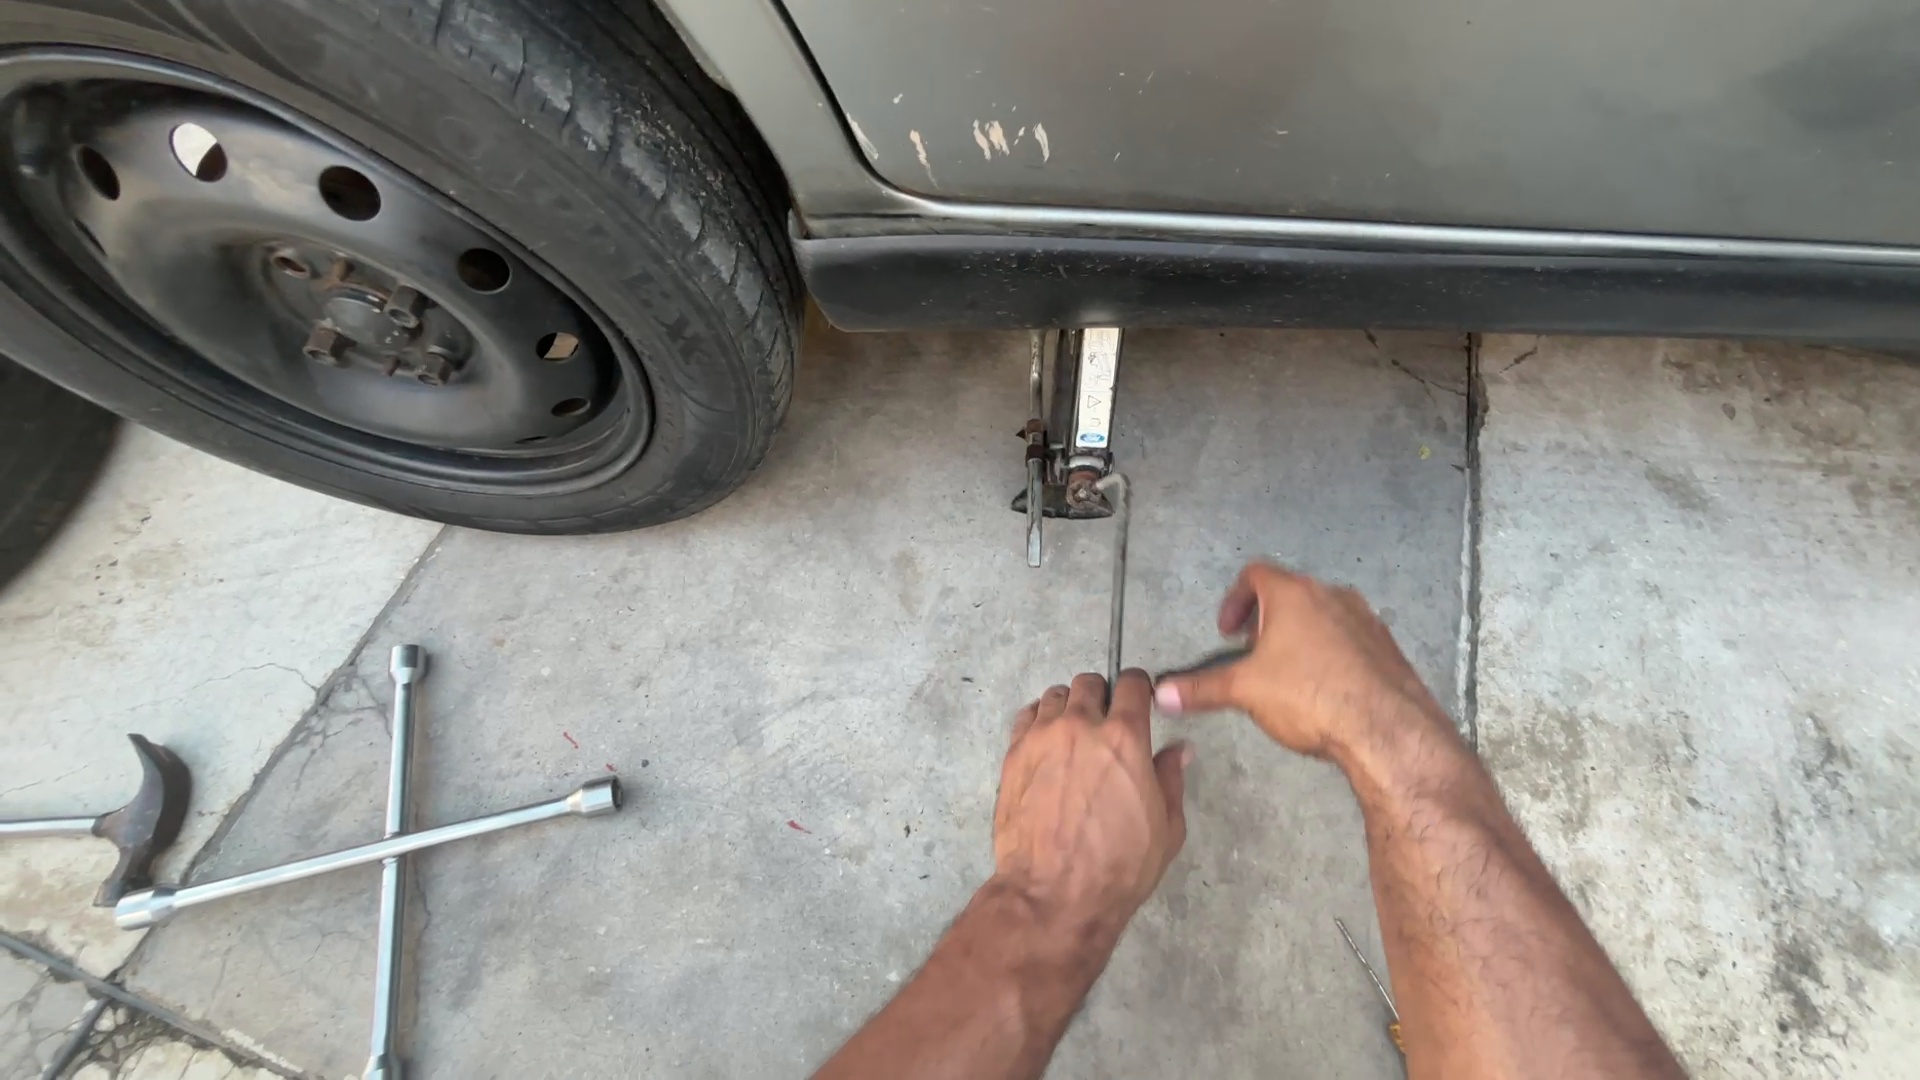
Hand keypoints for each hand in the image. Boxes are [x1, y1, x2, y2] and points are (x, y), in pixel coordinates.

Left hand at [992, 671, 1191, 939]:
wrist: (1053, 893)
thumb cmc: (1119, 866)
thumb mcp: (1166, 828)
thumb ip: (1170, 778)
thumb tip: (1179, 749)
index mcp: (1124, 737)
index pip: (1131, 683)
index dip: (1138, 688)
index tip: (1138, 699)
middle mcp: (1080, 724)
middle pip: (1088, 683)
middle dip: (1101, 696)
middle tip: (1104, 721)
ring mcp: (1042, 736)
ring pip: (1056, 695)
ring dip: (1068, 707)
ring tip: (1073, 733)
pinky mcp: (1014, 752)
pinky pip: (1027, 715)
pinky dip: (1040, 720)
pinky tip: (1046, 743)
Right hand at [1153, 562, 1450, 760]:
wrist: (1388, 730)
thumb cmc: (1307, 694)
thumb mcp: (1244, 690)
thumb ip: (1200, 689)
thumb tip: (1160, 695)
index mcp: (1293, 594)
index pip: (1255, 574)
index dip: (1233, 599)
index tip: (1227, 632)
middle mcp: (1332, 596)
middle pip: (1289, 594)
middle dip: (1265, 621)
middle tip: (1252, 655)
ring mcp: (1367, 620)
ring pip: (1322, 615)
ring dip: (1300, 635)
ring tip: (1288, 674)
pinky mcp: (1389, 648)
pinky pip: (1350, 638)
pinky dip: (1331, 652)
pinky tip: (1326, 690)